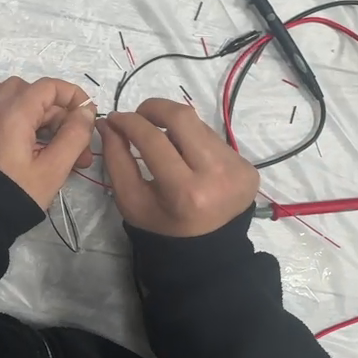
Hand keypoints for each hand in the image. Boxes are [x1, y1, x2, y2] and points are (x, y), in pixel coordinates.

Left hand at [0, 77, 95, 208]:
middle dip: (58, 117)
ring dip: (31, 107)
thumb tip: (86, 111)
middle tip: (72, 150)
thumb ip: (74, 136)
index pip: (51, 87)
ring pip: (9, 92)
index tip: (86, 120)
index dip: (74, 98)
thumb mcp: (52, 170)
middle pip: (34, 93)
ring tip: (42, 139)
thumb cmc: (14, 195)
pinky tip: (7, 115)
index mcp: (15, 113)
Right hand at [98, 98, 259, 236]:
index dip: (129, 122)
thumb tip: (109, 123)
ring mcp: (237, 168)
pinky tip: (185, 155)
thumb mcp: (130, 199)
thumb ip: (117, 159)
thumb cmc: (161, 225)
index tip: (114, 118)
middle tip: (139, 115)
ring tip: (161, 140)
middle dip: (154, 108)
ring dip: (174, 125)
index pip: (153, 140)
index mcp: (185, 192)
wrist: (207, 248)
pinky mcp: (248, 166)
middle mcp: (217, 175)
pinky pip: (213, 138)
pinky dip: (193, 140)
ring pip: (198, 125)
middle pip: (182, 117)